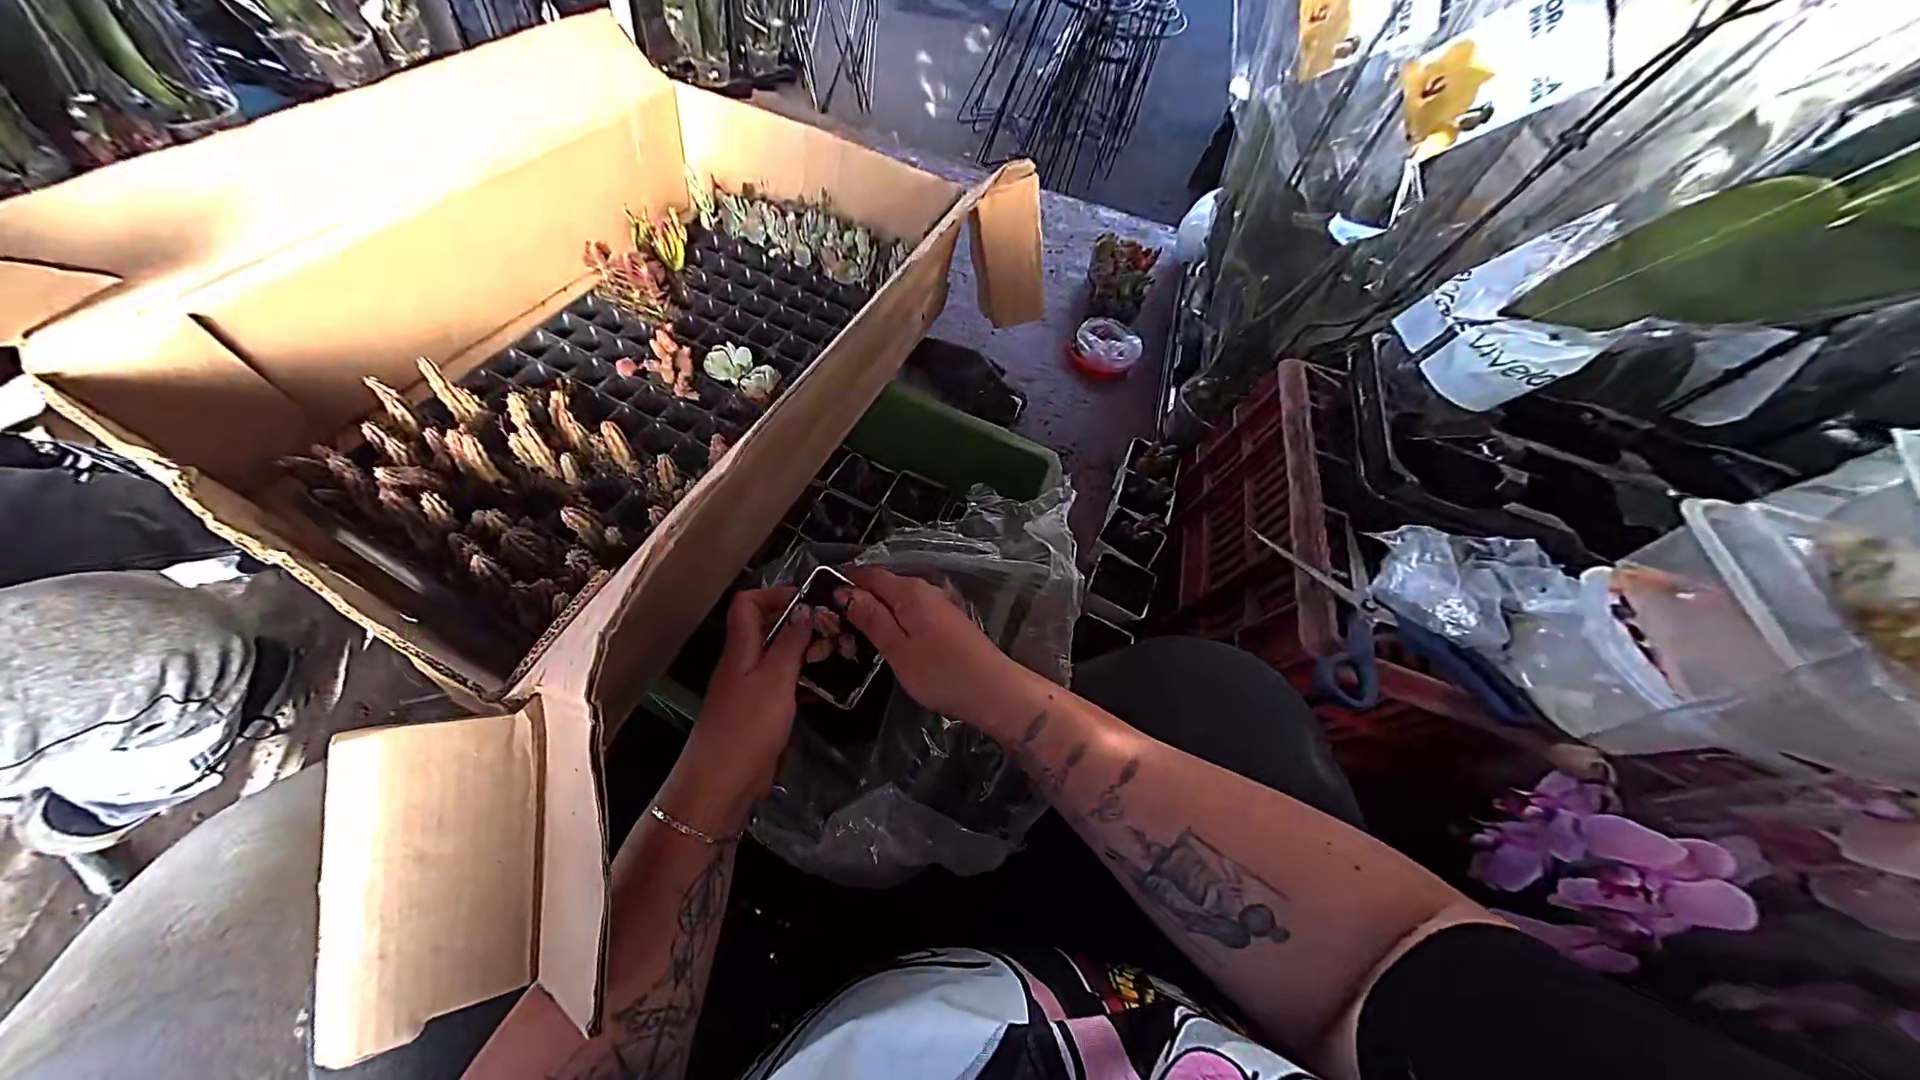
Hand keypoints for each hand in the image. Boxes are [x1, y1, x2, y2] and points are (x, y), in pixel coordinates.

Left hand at [684, 587, 811, 796]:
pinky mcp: (761, 711)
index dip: (776, 594)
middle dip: (800, 622)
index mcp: (741, 648)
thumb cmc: (747, 727)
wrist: (721, 784)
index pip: (747, 603)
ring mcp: (751, 687)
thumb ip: (790, 643)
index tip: (810, 601)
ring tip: (834, 655)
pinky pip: (783, 683)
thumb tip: (804, 608)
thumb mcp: (775, 679)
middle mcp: (743, 662)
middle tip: (830, 631)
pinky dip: (803, 679)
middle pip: (767, 627)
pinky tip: (825, 686)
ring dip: (804, 651)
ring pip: (778, 655)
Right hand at [838, 567, 1032, 728]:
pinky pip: (910, 613)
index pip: (868, 573)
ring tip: (851, 634)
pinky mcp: (946, 622)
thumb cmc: (941, 672)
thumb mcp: (897, 648)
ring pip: (896, 600)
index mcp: (909, 591)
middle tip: (830, 624)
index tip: (819, 598)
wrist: (993, 690)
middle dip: (856, 598)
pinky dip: (893, 621)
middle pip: (882, 585)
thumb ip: (870, 617)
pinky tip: (885, 640)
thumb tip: (843, 591)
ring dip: (874, 612)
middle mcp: (925, 590)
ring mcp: (938, 605)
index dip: (843, 581)